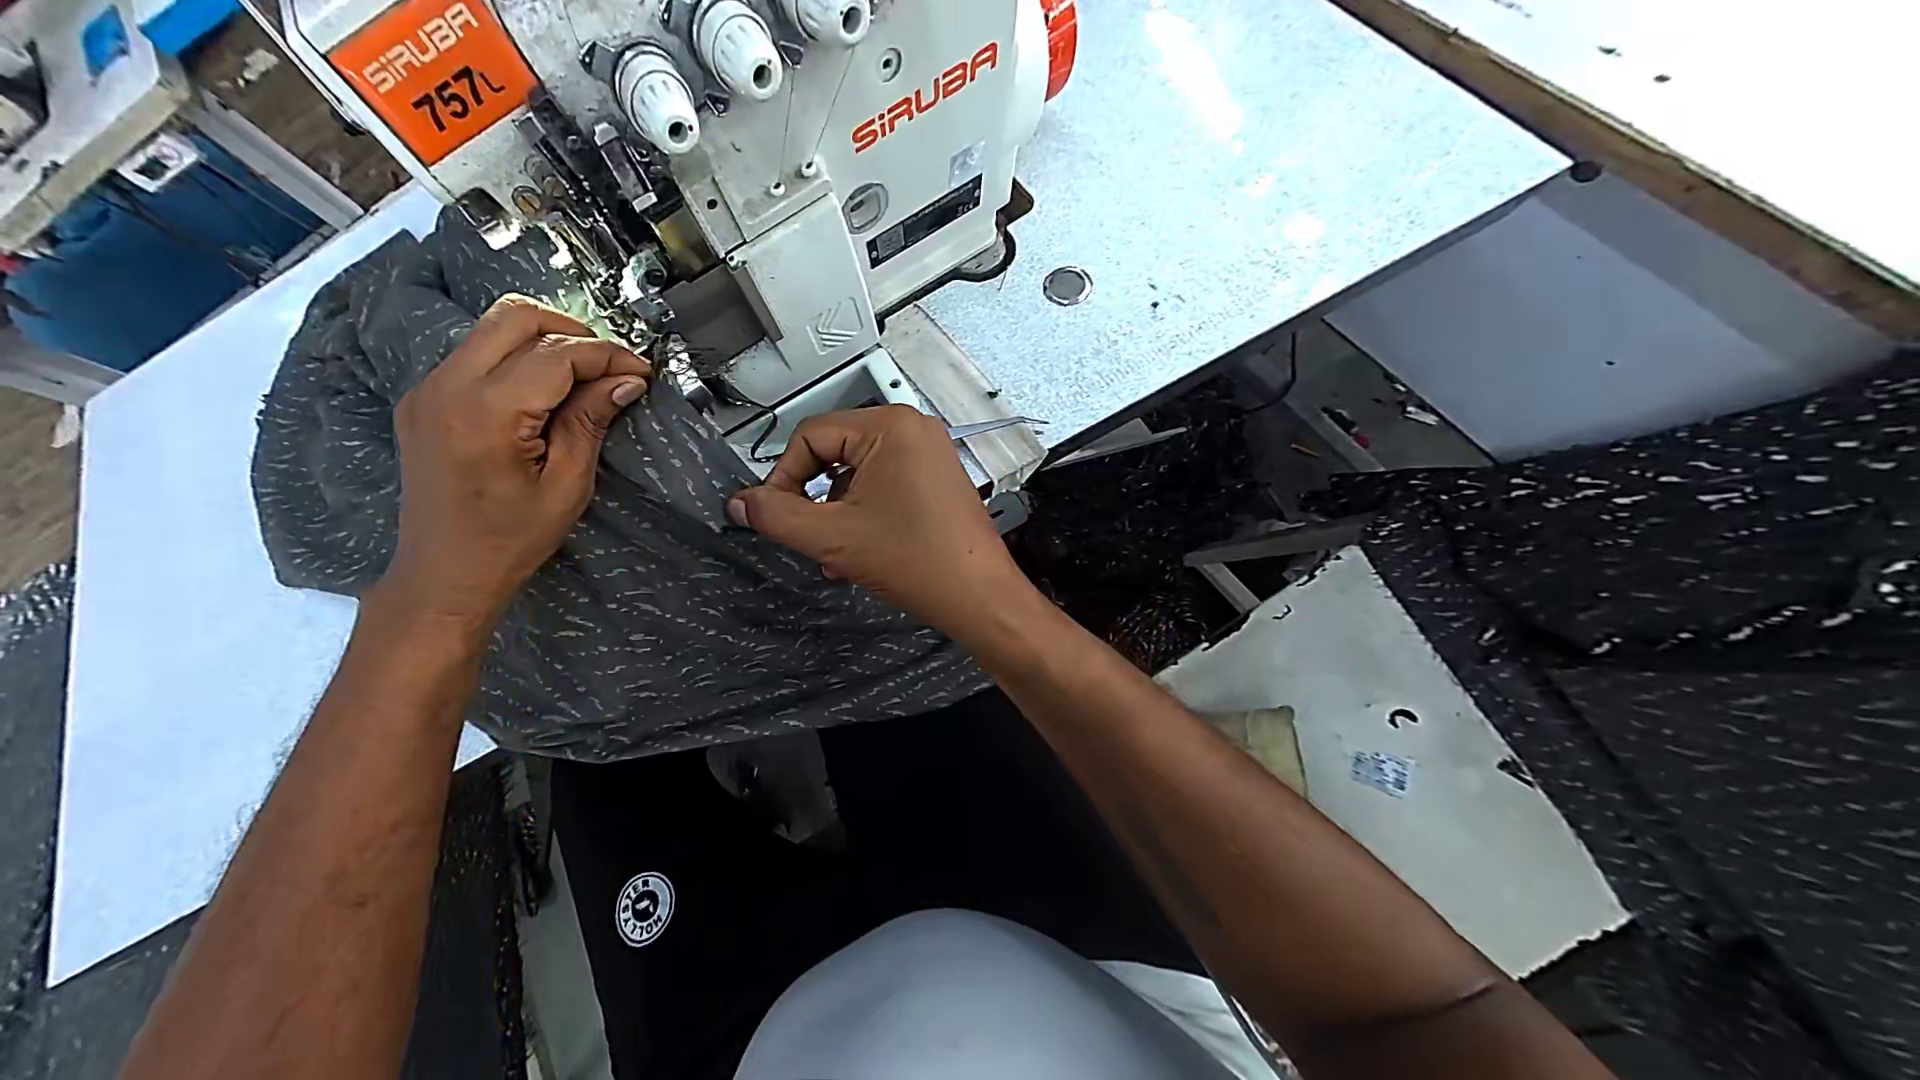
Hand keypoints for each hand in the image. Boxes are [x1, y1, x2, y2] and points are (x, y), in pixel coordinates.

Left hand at [375, 295, 650, 627]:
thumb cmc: (511, 539)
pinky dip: (518, 356)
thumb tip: (625, 381)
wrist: (445, 570)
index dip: (607, 355)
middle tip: (611, 365)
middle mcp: (446, 388)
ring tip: (585, 374)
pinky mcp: (423, 397)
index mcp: (486, 414)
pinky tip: (547, 389)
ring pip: (492, 327)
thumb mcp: (568, 484)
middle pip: (516, 318)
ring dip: (546, 340)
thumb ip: (590, 421)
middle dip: (574, 332)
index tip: (640, 372)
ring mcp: (427, 388)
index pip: (556, 355)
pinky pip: (476, 352)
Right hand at [726, 405, 1033, 637]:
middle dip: (815, 498)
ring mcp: (929, 456)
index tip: (776, 508)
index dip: (784, 475)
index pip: (810, 434)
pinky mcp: (934, 480)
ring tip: (839, 549)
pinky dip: (862, 515)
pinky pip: (881, 486)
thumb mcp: (832, 537)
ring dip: (837, 512)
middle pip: (833, 452)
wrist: (978, 597)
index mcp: (892, 427)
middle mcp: (915, 432)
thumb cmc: (929, 562)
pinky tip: (859, 550)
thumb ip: (776, 516)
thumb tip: (745, 502)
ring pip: (856, 474)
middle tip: (808, 530)